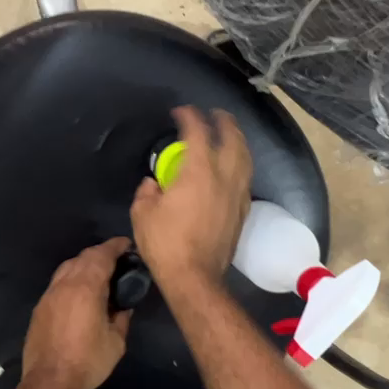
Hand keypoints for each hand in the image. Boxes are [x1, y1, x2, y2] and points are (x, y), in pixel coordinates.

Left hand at [20, 237, 132, 388]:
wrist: (51, 381)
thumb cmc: (88, 361)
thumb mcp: (116, 341)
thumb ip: (122, 317)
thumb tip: (124, 305)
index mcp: (86, 287)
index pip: (101, 255)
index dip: (115, 246)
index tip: (126, 244)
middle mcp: (64, 284)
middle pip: (83, 258)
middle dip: (100, 254)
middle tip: (117, 260)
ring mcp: (49, 295)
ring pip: (67, 268)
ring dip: (84, 265)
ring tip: (99, 275)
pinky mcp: (40, 307)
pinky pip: (58, 283)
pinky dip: (72, 279)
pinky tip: (80, 292)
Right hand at [130, 106, 252, 291]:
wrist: (194, 277)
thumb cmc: (165, 243)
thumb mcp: (142, 213)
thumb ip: (147, 191)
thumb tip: (154, 184)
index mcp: (198, 172)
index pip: (198, 133)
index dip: (190, 117)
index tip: (181, 112)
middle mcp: (223, 177)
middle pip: (232, 139)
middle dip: (224, 122)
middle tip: (215, 114)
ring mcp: (237, 194)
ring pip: (245, 158)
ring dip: (238, 141)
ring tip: (230, 134)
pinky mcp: (242, 211)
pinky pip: (246, 177)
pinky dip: (241, 163)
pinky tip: (234, 166)